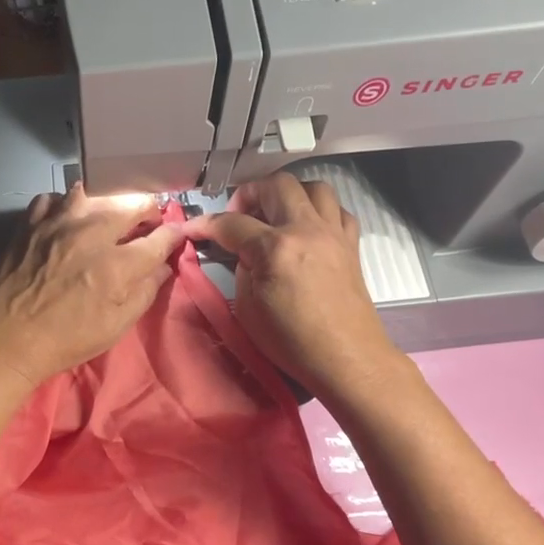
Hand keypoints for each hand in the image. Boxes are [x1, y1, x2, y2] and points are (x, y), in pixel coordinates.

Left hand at [0, 185, 184, 387]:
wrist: (4, 340)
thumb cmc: (63, 340)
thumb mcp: (115, 327)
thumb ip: (144, 292)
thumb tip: (163, 266)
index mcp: (115, 264)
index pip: (159, 238)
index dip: (174, 235)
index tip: (177, 235)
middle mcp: (89, 233)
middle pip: (130, 202)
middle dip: (146, 209)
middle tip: (146, 222)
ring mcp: (56, 222)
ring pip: (92, 191)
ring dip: (107, 200)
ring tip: (107, 215)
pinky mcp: (29, 222)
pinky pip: (54, 198)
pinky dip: (66, 205)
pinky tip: (67, 221)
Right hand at [183, 172, 403, 398]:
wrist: (346, 359)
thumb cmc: (293, 343)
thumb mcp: (249, 310)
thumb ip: (243, 271)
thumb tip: (245, 253)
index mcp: (276, 249)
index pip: (232, 224)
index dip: (206, 224)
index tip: (193, 228)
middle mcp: (307, 230)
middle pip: (276, 185)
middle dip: (250, 193)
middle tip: (239, 215)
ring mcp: (333, 234)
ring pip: (313, 186)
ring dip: (289, 193)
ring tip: (275, 214)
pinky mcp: (350, 245)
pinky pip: (337, 210)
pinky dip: (319, 211)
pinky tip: (307, 228)